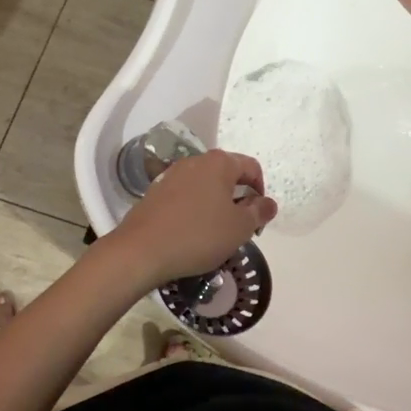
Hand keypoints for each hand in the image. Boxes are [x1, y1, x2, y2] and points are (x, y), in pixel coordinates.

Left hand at [104, 150, 277, 286]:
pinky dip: (194, 209)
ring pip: (205, 185)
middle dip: (238, 198)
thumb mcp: (239, 228)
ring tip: (215, 233)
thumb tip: (269, 203)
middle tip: (239, 227)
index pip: (251, 167)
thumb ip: (259, 212)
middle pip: (227, 174)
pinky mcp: (156, 191)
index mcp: (219, 162)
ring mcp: (172, 174)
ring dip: (216, 204)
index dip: (260, 191)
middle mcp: (196, 161)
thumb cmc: (199, 235)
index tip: (257, 218)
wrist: (142, 250)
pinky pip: (185, 195)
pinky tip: (191, 233)